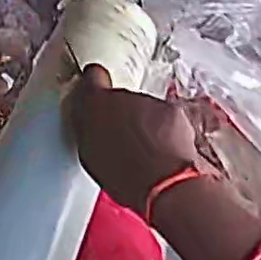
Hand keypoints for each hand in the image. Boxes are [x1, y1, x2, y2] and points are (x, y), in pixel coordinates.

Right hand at [67, 64, 198, 212]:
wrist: (161, 184)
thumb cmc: (121, 174)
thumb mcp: (89, 152)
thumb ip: (88, 127)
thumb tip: (92, 125)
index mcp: (94, 102)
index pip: (93, 75)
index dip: (97, 81)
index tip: (99, 89)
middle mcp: (120, 94)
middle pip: (121, 97)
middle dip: (124, 112)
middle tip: (126, 138)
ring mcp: (148, 101)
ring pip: (145, 108)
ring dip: (146, 124)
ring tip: (147, 152)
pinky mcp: (172, 110)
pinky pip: (167, 118)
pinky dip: (168, 131)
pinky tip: (165, 152)